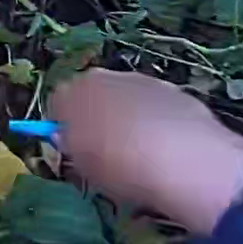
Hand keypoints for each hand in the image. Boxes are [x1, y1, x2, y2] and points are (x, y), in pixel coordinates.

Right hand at [48, 69, 242, 235]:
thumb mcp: (83, 166)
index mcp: (73, 90)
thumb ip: (71, 146)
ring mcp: (141, 80)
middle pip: (92, 94)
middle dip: (96, 116)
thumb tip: (68, 136)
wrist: (186, 161)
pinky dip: (157, 122)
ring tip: (142, 154)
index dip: (65, 126)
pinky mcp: (175, 91)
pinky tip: (168, 150)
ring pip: (125, 98)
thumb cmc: (121, 165)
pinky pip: (156, 107)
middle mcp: (103, 76)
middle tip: (105, 151)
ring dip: (128, 117)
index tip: (74, 148)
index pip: (57, 101)